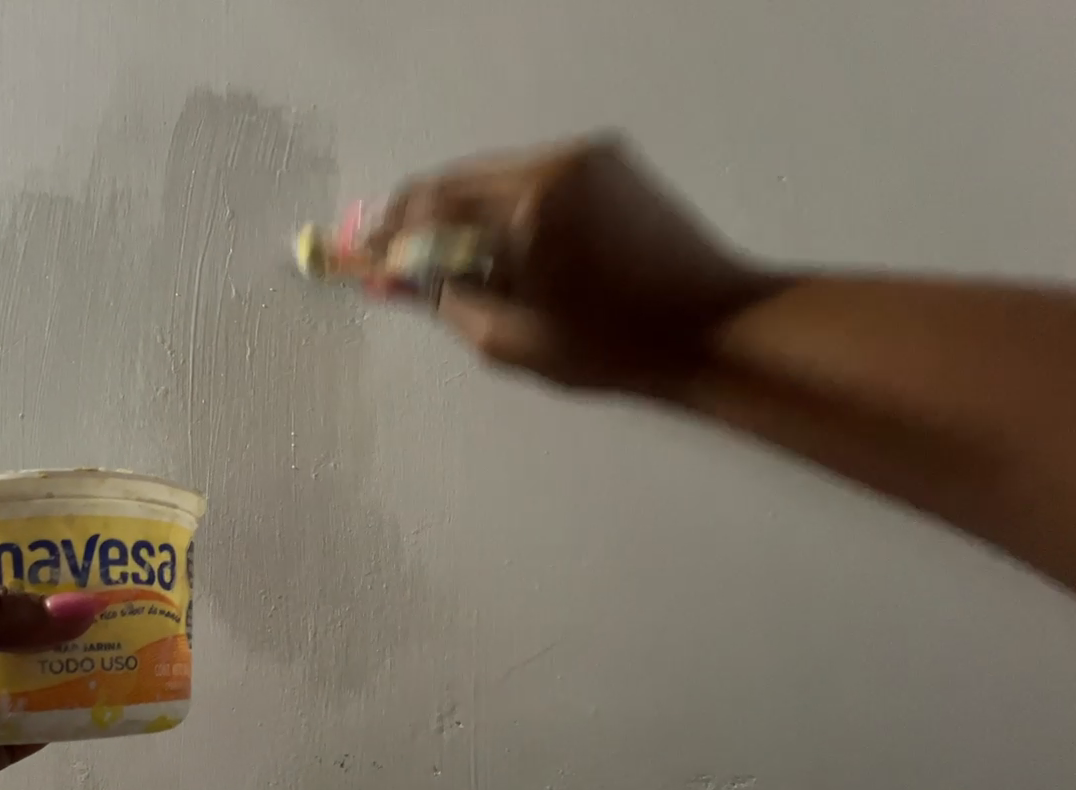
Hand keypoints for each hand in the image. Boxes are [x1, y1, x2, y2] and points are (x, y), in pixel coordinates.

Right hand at [367, 134, 778, 393]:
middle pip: (455, 180)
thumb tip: (386, 282)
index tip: (363, 260)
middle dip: (416, 220)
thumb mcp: (506, 337)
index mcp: (528, 207)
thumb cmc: (603, 347)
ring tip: (438, 260)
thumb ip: (441, 300)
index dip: (389, 236)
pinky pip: (526, 178)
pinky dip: (495, 207)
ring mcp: (585, 155)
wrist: (712, 326)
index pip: (431, 208)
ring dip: (455, 212)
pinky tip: (490, 244)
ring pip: (489, 176)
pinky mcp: (607, 161)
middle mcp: (554, 163)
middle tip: (391, 259)